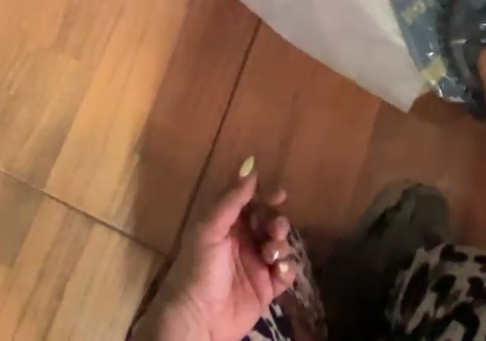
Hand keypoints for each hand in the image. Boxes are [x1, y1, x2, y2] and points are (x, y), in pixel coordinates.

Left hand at [138, 161, 297, 340]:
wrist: (198, 317)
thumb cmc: (198, 267)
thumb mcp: (210, 228)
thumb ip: (231, 200)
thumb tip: (251, 167)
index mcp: (228, 224)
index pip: (252, 202)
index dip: (266, 195)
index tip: (279, 194)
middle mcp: (244, 240)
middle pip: (271, 221)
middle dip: (277, 222)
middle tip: (273, 229)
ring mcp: (257, 264)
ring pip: (281, 244)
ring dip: (281, 244)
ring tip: (269, 254)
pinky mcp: (267, 288)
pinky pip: (286, 272)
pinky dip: (287, 268)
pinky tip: (277, 271)